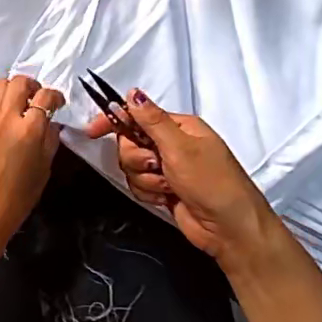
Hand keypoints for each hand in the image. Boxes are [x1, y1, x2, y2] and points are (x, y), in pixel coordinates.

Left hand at [0, 76, 63, 273]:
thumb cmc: (19, 195)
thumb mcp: (45, 167)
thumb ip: (50, 139)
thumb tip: (51, 122)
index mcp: (30, 130)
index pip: (45, 96)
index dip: (54, 96)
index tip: (56, 103)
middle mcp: (6, 118)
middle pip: (19, 82)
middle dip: (31, 86)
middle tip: (34, 98)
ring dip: (11, 91)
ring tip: (15, 105)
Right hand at [85, 89, 282, 271]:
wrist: (229, 228)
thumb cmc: (211, 182)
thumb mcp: (180, 147)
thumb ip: (152, 121)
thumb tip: (132, 92)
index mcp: (179, 127)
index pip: (137, 116)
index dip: (113, 121)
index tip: (92, 132)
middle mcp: (171, 144)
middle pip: (129, 143)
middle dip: (137, 159)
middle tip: (156, 166)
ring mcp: (167, 167)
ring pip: (131, 167)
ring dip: (145, 179)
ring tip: (167, 187)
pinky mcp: (162, 189)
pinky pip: (138, 185)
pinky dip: (149, 192)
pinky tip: (166, 198)